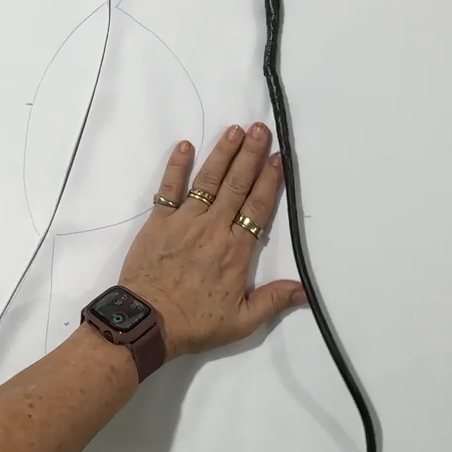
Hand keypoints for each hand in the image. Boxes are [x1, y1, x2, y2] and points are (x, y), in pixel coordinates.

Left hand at [117, 123, 306, 357]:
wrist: (146, 323)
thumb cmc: (195, 323)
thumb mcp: (242, 322)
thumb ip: (274, 301)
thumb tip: (306, 291)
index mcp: (236, 250)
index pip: (258, 207)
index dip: (270, 180)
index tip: (278, 157)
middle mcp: (213, 228)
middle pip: (236, 184)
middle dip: (250, 154)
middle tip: (260, 128)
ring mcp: (184, 221)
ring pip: (208, 180)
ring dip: (222, 153)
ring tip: (235, 129)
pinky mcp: (158, 221)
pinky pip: (169, 188)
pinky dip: (177, 166)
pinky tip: (185, 146)